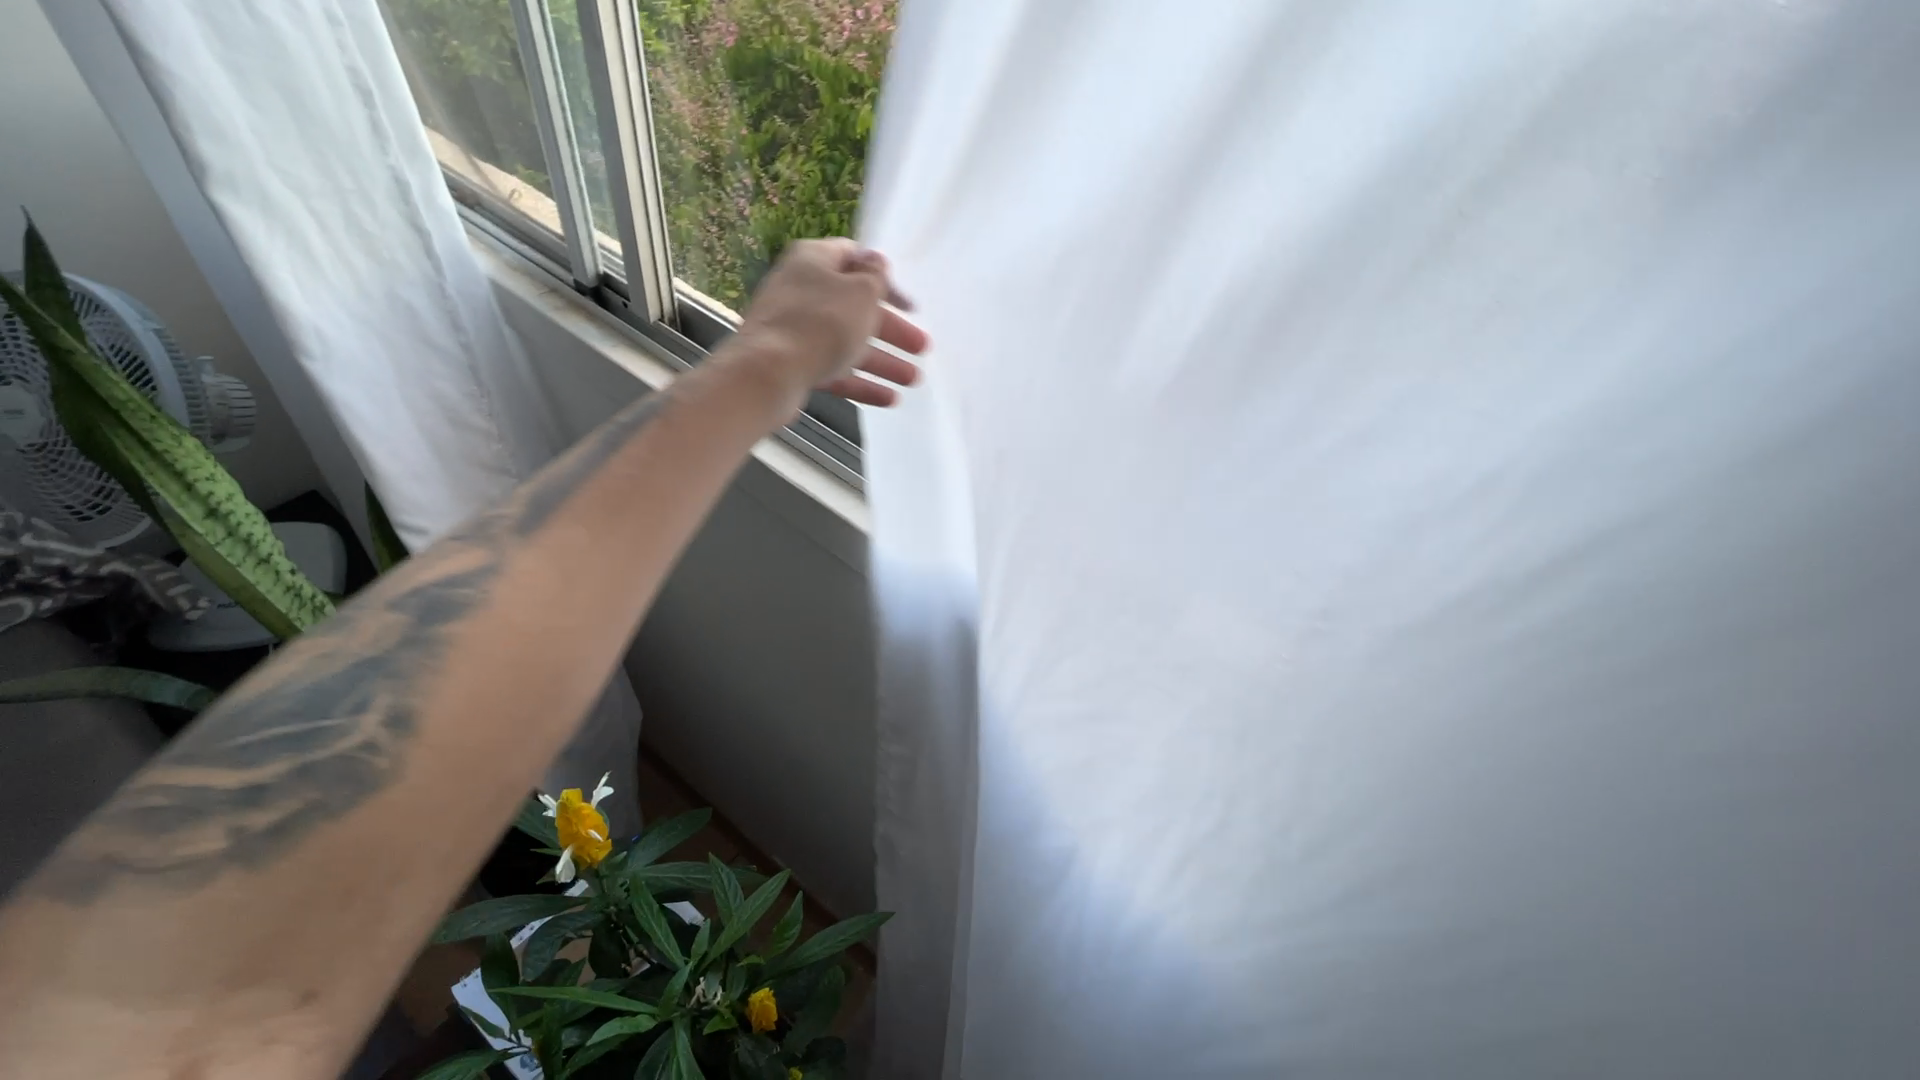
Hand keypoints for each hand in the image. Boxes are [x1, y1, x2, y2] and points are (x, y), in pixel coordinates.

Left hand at [731, 238, 929, 407]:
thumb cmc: (821, 323)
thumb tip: (875, 262)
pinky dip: (861, 382)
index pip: (856, 259)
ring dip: (883, 360)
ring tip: (914, 379)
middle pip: (855, 307)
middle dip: (892, 329)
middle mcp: (802, 290)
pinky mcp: (792, 363)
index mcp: (814, 260)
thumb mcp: (861, 292)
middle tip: (922, 346)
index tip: (910, 304)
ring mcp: (795, 329)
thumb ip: (875, 276)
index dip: (886, 280)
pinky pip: (833, 369)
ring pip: (847, 342)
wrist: (767, 373)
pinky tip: (889, 399)